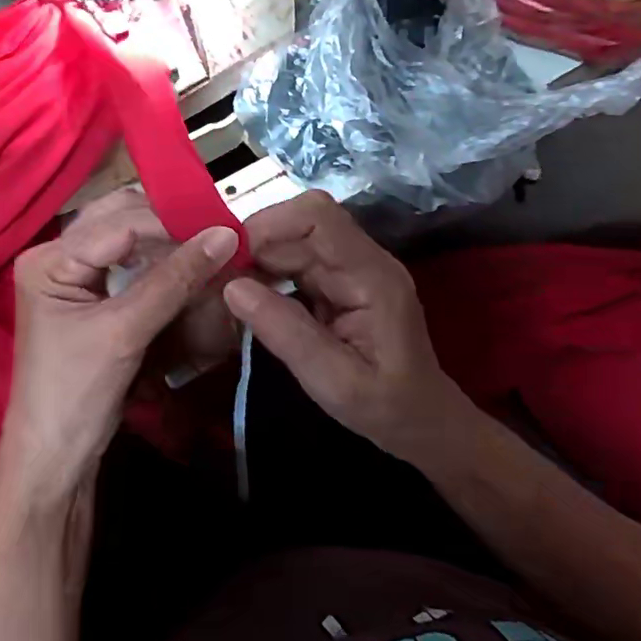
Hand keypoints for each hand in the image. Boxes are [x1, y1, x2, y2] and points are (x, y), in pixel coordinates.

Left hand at [5, 188, 239, 497]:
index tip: (220, 223)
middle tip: (215, 227)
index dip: (169, 222)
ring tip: (207, 239)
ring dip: (165, 237)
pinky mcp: (90, 294)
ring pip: (126, 237)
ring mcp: (72, 274)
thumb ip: (173, 280)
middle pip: (118, 219)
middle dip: (166, 222)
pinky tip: (186, 260)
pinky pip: (128, 261)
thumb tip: (225, 235)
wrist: (55, 458)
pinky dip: (158, 258)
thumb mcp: (125, 332)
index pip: (118, 223)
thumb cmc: (76, 395)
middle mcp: (55, 255)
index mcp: (49, 259)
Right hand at [222, 191, 478, 472]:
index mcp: (371, 275)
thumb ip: (286, 333)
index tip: (231, 255)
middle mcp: (363, 261)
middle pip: (301, 226)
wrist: (423, 422)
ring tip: (226, 291)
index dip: (270, 223)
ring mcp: (351, 270)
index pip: (319, 218)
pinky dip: (268, 275)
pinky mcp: (340, 283)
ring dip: (258, 261)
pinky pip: (297, 263)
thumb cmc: (386, 407)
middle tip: (217, 280)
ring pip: (294, 242)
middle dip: (256, 245)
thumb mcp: (333, 381)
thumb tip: (232, 287)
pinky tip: (249, 300)